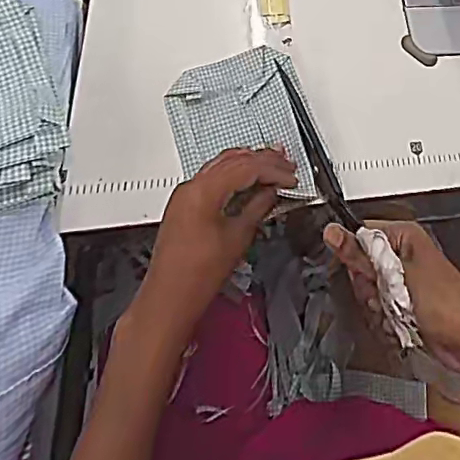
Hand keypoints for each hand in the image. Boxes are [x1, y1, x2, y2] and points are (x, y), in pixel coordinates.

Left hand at [135, 148, 296, 337]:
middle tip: (286, 165)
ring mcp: (185, 193)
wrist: (169, 299)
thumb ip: (257, 207)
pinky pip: (211, 177)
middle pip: (232, 160)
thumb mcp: (238, 238)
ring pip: (221, 164)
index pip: (245, 167)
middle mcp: (190, 186)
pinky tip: (248, 180)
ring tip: (271, 166)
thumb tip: (270, 192)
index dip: (273, 170)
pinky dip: (233, 174)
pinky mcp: (184, 203)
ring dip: (248, 163)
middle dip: (262, 160)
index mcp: (203, 191)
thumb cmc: (196, 277)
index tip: (290, 177)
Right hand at [322, 219, 459, 374]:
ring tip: (399, 313)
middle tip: (387, 296)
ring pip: (366, 294)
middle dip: (369, 289)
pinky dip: (386, 323)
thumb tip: (334, 232)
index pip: (358, 237)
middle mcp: (401, 256)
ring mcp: (402, 283)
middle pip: (359, 269)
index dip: (356, 259)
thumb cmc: (449, 306)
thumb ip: (360, 255)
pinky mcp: (402, 306)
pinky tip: (402, 326)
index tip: (367, 275)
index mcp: (403, 236)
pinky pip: (377, 313)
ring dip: (378, 310)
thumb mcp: (396, 276)